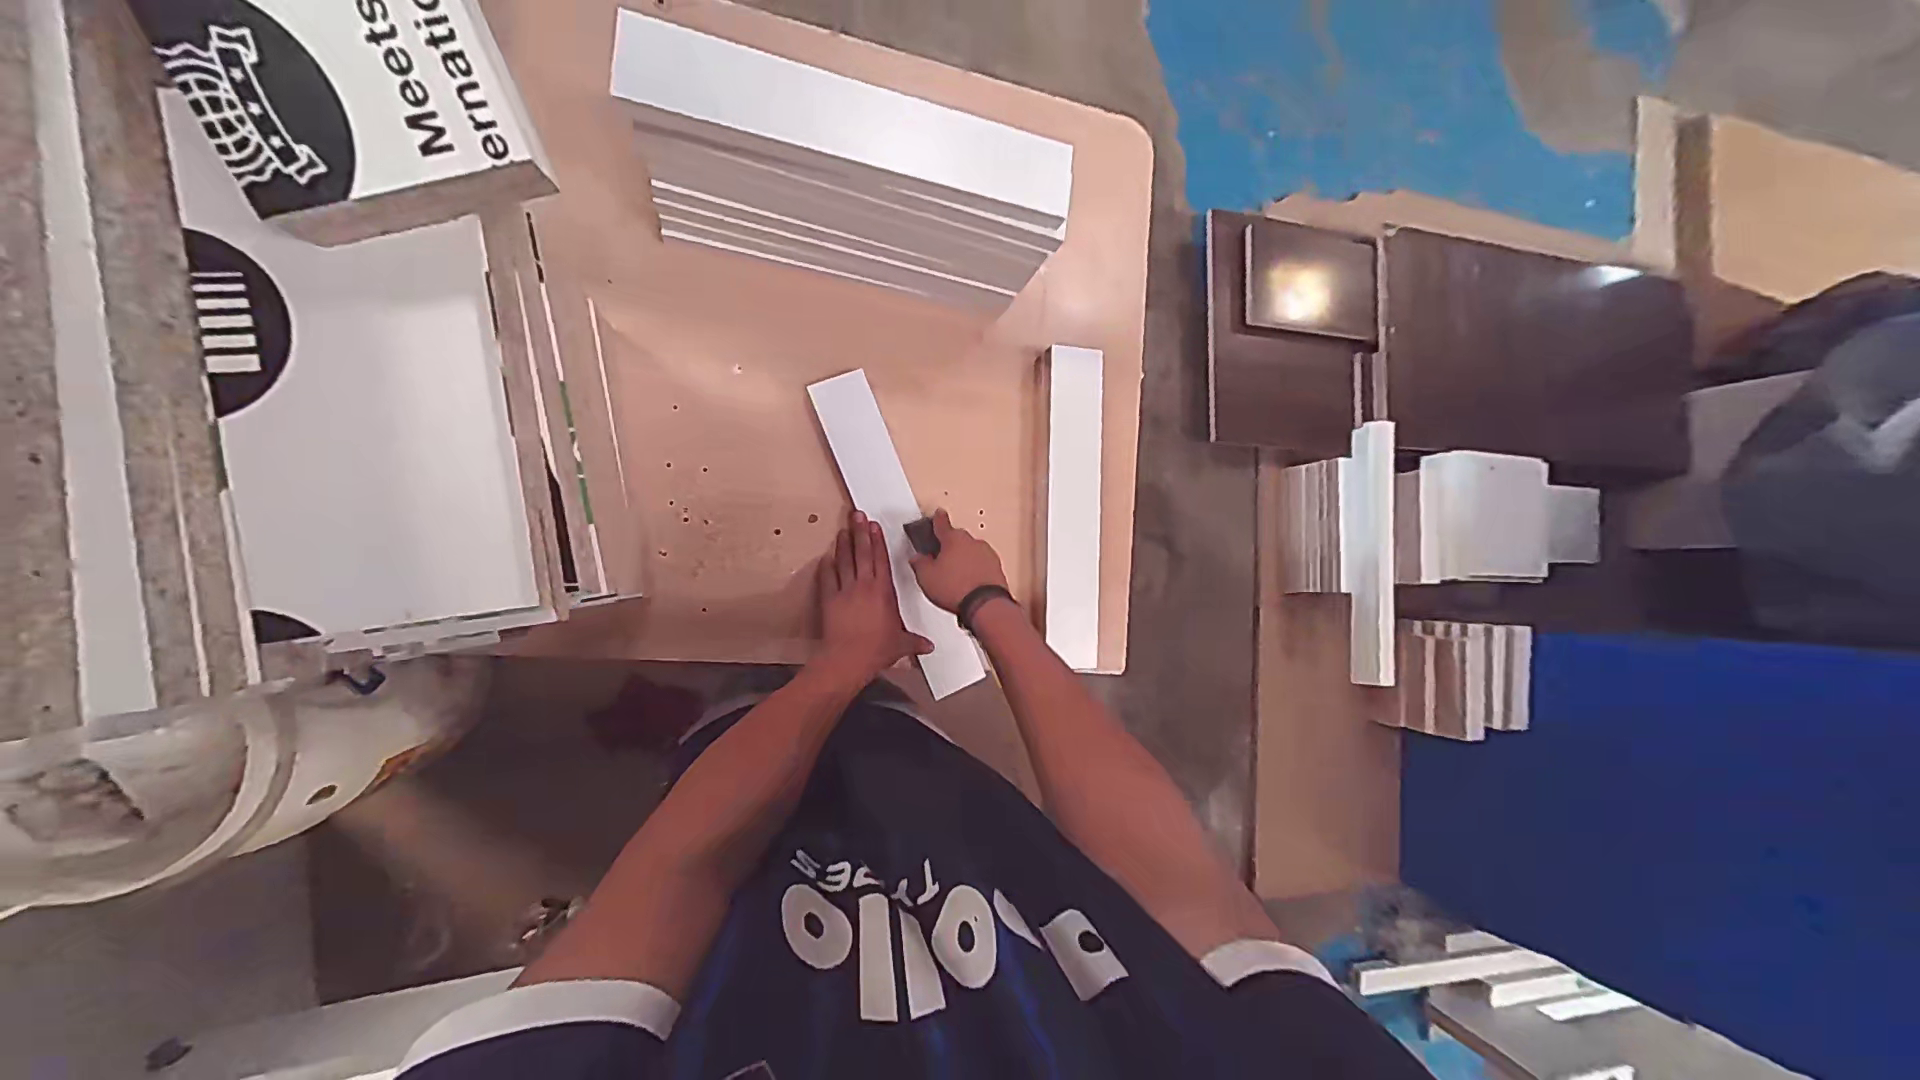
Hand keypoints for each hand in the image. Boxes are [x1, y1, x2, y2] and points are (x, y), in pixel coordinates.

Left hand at [816, 510, 932, 679]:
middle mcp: (864, 586)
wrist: (849, 659)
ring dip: (843, 544)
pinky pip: (827, 578)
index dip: (878, 540)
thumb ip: (914, 642)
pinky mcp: (829, 600)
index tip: (874, 526)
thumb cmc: (875, 650)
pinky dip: (826, 567)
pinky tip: (826, 558)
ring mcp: (845, 591)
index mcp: (883, 592)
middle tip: (856, 516)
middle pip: (862, 553)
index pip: (881, 559)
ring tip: (843, 530)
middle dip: (860, 532)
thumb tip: (927, 646)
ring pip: (844, 561)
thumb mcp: (900, 644)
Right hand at [908, 509, 1010, 613]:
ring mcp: (987, 554)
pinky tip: (968, 584)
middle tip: (939, 561)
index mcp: (953, 539)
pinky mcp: (997, 568)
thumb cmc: (958, 589)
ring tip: (953, 579)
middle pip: (957, 539)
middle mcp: (972, 542)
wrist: (985, 605)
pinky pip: (982, 565)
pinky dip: (975, 570)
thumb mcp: (926, 577)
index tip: (938, 514)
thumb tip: (918, 559)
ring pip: (971, 552)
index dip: (937, 519)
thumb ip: (920, 563)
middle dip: (949, 547)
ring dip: (963, 560)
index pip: (942, 523)